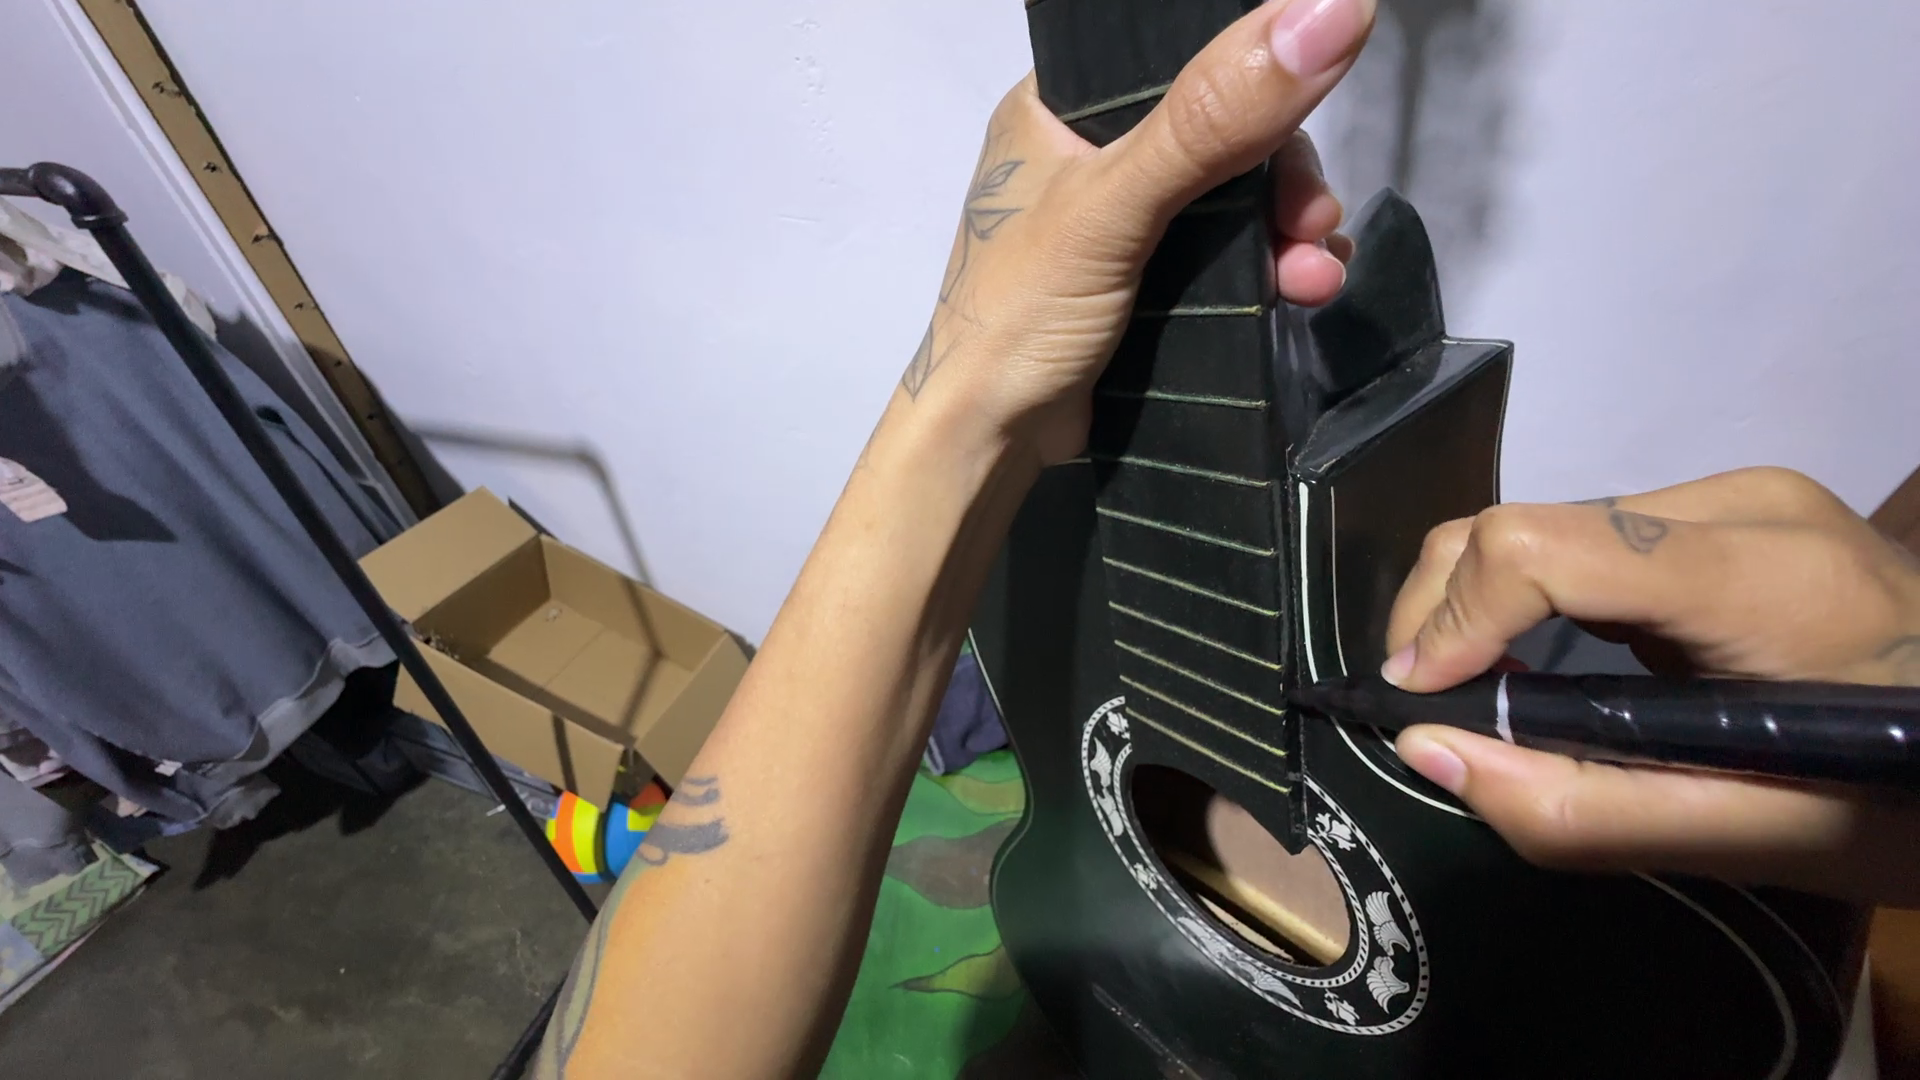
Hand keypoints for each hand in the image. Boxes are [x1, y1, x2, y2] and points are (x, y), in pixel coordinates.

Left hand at [901, 0, 1376, 465]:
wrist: (991, 435)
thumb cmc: (1022, 316)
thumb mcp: (1109, 211)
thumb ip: (1207, 121)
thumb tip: (1336, 9)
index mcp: (1059, 114)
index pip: (1176, 60)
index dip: (1250, 81)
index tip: (1304, 117)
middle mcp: (1090, 161)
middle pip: (1217, 135)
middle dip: (1279, 180)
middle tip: (1313, 225)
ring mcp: (1117, 229)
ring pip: (1226, 202)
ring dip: (1285, 233)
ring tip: (1316, 279)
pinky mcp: (1140, 286)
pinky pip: (1218, 259)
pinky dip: (1264, 271)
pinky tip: (1303, 292)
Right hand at [1380, 466, 1919, 903]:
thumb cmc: (1917, 796)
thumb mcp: (1767, 840)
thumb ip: (1583, 811)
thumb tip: (1424, 748)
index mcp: (1763, 579)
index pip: (1541, 551)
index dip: (1456, 617)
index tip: (1419, 692)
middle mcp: (1728, 505)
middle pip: (1512, 527)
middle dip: (1438, 611)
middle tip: (1424, 691)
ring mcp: (1716, 495)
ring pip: (1522, 524)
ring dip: (1464, 600)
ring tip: (1462, 673)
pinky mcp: (1700, 507)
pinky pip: (1558, 534)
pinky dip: (1507, 591)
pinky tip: (1519, 645)